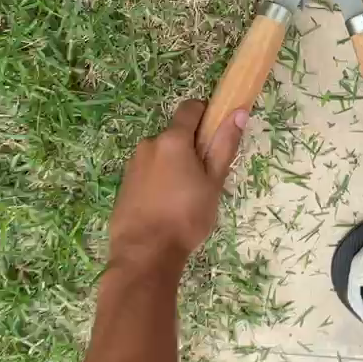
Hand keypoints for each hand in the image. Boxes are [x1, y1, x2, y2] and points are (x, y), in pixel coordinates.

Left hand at [108, 100, 246, 268]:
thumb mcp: (214, 183)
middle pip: (176, 135)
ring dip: (174, 167)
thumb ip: (224, 145)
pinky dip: (159, 182)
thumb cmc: (186, 216)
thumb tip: (238, 112)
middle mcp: (149, 144)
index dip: (207, 115)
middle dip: (191, 149)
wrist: (145, 253)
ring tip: (185, 199)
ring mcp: (133, 164)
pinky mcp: (124, 184)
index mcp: (173, 140)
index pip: (191, 108)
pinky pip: (148, 173)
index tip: (216, 135)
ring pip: (161, 156)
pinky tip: (166, 208)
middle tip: (205, 179)